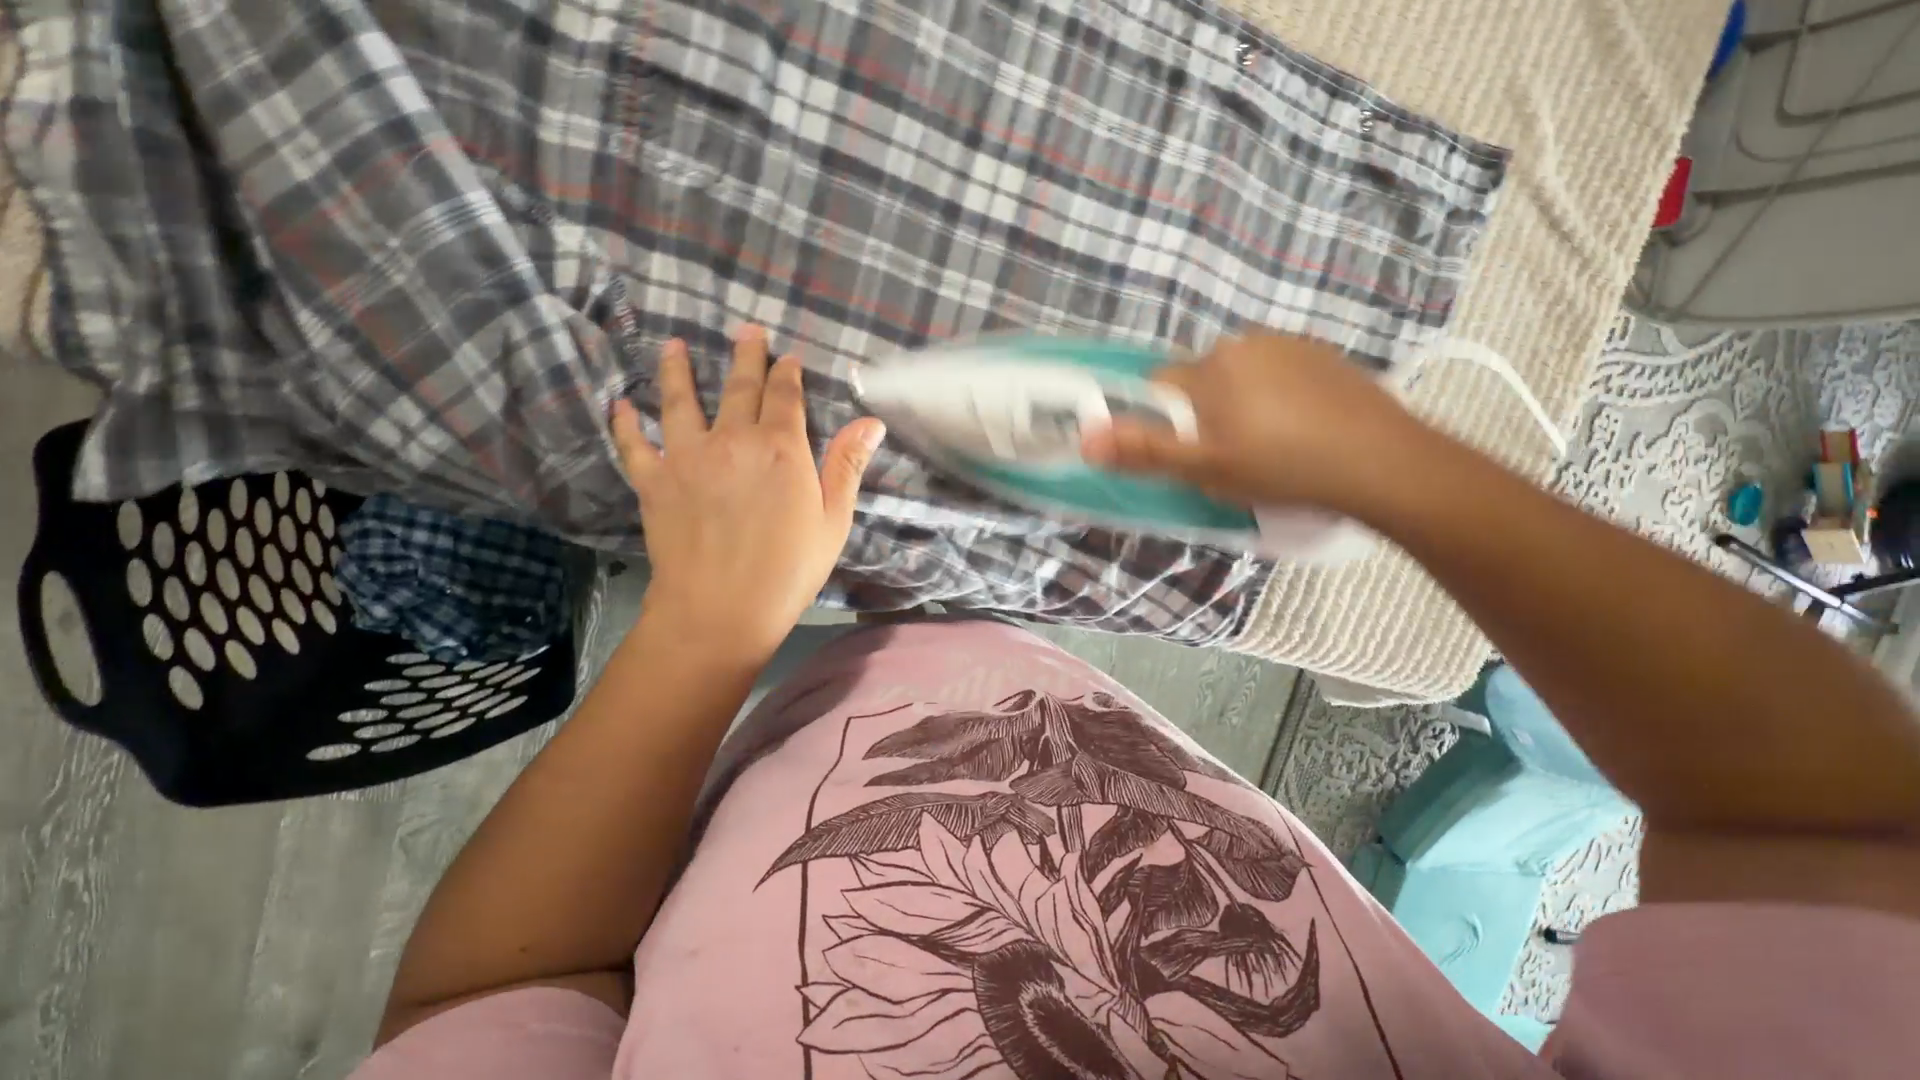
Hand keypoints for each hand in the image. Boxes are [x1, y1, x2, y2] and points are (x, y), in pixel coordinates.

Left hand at [610, 328, 884, 656]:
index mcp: (782, 448)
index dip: (788, 373)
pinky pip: (635, 444)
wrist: (720, 610)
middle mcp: (733, 439)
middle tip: (746, 330)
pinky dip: (626, 423)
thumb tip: (872, 422)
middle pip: (739, 386)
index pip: (786, 396)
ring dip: (678, 369)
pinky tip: (622, 405)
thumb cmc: (788, 571)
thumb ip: (847, 466)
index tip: (788, 357)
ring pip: (681, 400)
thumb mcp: (832, 521)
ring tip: (675, 346)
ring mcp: (687, 457)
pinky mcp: (653, 481)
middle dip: (746, 354)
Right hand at [1081, 331, 1429, 516]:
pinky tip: (1302, 432)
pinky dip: (1279, 399)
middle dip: (1203, 416)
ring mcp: (1289, 344)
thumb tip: (1084, 436)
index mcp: (1210, 367)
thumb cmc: (1283, 468)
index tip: (1185, 454)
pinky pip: (1279, 375)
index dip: (1161, 423)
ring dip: (1241, 406)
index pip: (1157, 387)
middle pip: (1199, 382)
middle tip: (1229, 460)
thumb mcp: (1206, 469)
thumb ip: (1143, 451)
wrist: (1382, 462)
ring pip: (1240, 378)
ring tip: (1271, 450)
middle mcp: (1243, 342)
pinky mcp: (1324, 355)